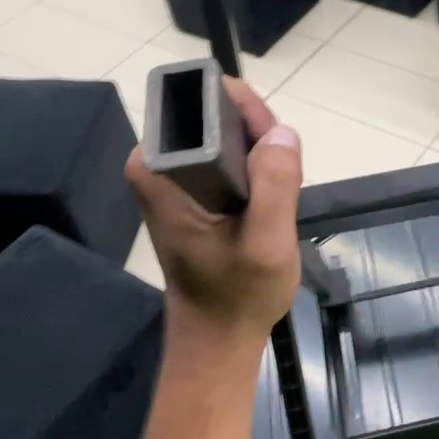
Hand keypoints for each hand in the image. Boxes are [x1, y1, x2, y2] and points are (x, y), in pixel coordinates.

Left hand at [124, 77, 302, 346]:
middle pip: (219, 112)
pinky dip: (255, 170)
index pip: (207, 103)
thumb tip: (282, 133)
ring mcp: (172, 173)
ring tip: (277, 198)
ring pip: (228, 132)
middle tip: (282, 182)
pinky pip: (228, 153)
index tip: (277, 150)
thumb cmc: (238, 294)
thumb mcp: (266, 244)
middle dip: (259, 138)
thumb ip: (275, 185)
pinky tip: (267, 202)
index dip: (250, 115)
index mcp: (158, 168)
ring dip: (262, 156)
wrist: (218, 335)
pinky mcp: (188, 186)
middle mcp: (156, 162)